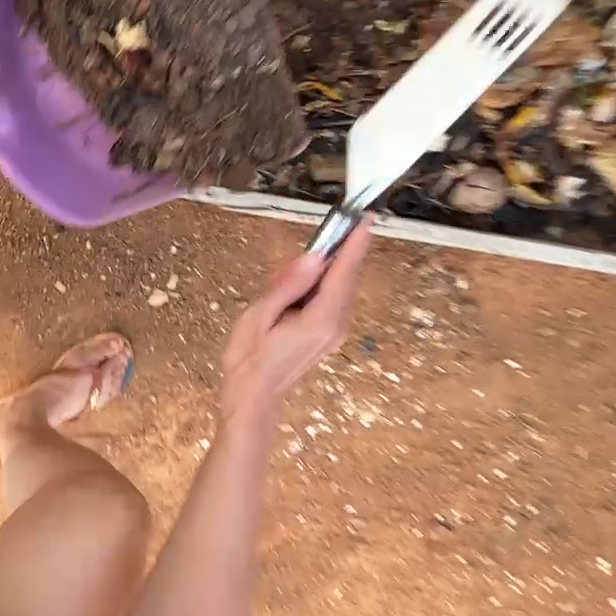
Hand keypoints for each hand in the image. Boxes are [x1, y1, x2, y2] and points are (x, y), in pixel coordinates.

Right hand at [220, 222, 372, 426]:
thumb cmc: (248, 358)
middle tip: (280, 274)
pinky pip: (329, 301)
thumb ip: (288, 286)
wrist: (252, 396)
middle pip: (343, 279)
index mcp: (321, 319)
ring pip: (336, 289)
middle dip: (321, 261)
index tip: (367, 219)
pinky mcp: (329, 335)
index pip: (343, 273)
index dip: (355, 244)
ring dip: (313, 277)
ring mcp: (336, 332)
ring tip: (276, 289)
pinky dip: (313, 290)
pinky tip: (285, 298)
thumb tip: (313, 258)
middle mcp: (337, 325)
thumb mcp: (258, 316)